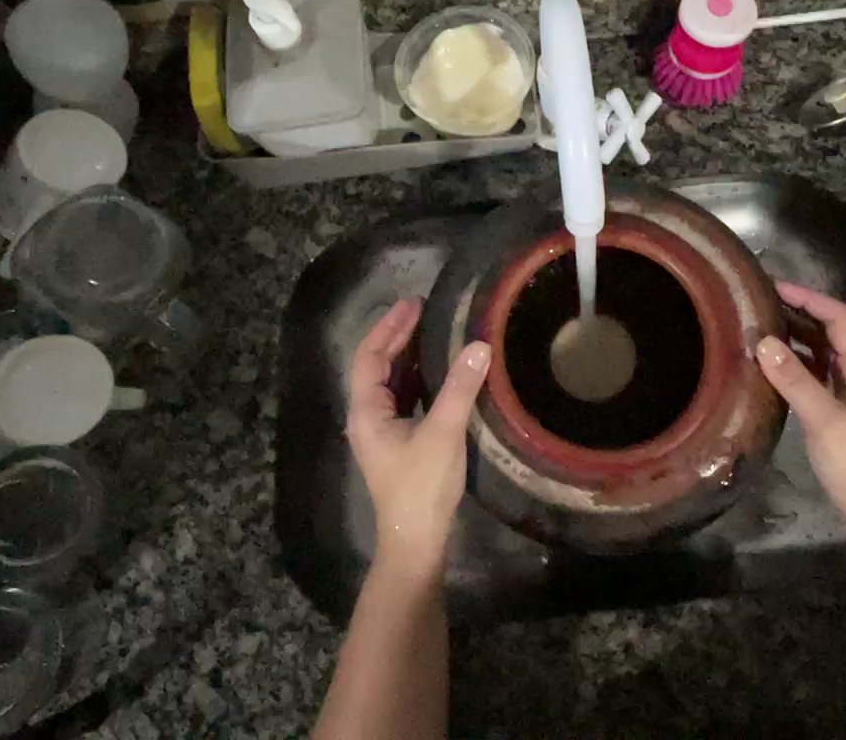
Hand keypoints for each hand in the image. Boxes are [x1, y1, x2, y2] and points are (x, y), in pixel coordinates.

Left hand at [345, 299, 490, 581]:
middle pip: (378, 365)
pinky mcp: (400, 441)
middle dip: (399, 335)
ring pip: (393, 381)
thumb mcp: (442, 433)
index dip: (390, 327)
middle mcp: (368, 416)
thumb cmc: (421, 487)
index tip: (414, 303)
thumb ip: (459, 388)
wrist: (417, 542)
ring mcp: (384, 430)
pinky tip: (441, 366)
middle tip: (425, 308)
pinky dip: (420, 376)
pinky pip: (406, 397)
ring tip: (435, 328)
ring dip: (409, 354)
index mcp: (366, 411)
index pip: (369, 356)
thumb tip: (479, 345)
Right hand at [756, 281, 845, 559]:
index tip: (771, 286)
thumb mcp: (825, 421)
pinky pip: (810, 374)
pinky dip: (789, 363)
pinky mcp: (834, 411)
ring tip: (753, 327)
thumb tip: (762, 340)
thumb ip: (795, 380)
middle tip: (754, 303)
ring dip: (790, 337)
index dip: (808, 298)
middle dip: (795, 312)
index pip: (838, 317)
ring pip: (817, 352)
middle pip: (826, 330)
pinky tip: (764, 366)